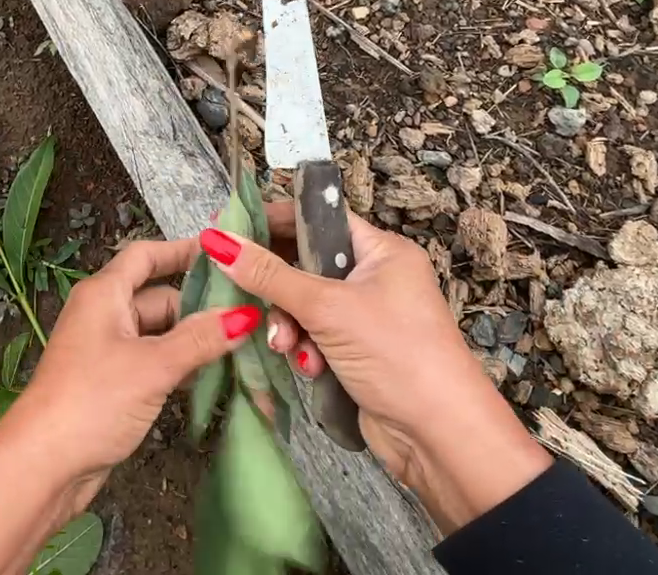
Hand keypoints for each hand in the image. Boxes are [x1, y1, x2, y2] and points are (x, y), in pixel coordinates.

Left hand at [0, 238, 261, 574]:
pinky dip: (179, 365)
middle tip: (251, 314)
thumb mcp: (152, 365)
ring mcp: (107, 349)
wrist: (45, 462)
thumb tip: (244, 313)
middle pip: (158, 296)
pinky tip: (212, 378)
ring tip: (245, 347)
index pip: (145, 256)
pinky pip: (153, 360)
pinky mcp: (112, 382)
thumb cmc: (92, 400)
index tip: (221, 252)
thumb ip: (199, 339)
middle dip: (199, 306)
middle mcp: (103, 313)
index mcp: (104, 293)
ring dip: (193, 340)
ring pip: (158, 332)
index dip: (181, 250)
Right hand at [198, 203, 550, 533]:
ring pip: (302, 303)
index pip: (316, 217)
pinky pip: (312, 334)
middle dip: (276, 286)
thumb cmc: (396, 355)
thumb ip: (268, 274)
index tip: (228, 229)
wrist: (442, 441)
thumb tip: (215, 240)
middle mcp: (374, 276)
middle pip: (303, 263)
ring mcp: (364, 316)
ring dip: (287, 323)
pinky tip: (307, 366)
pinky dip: (303, 347)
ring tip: (285, 345)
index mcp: (380, 251)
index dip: (272, 220)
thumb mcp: (326, 308)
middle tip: (244, 293)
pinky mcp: (355, 350)